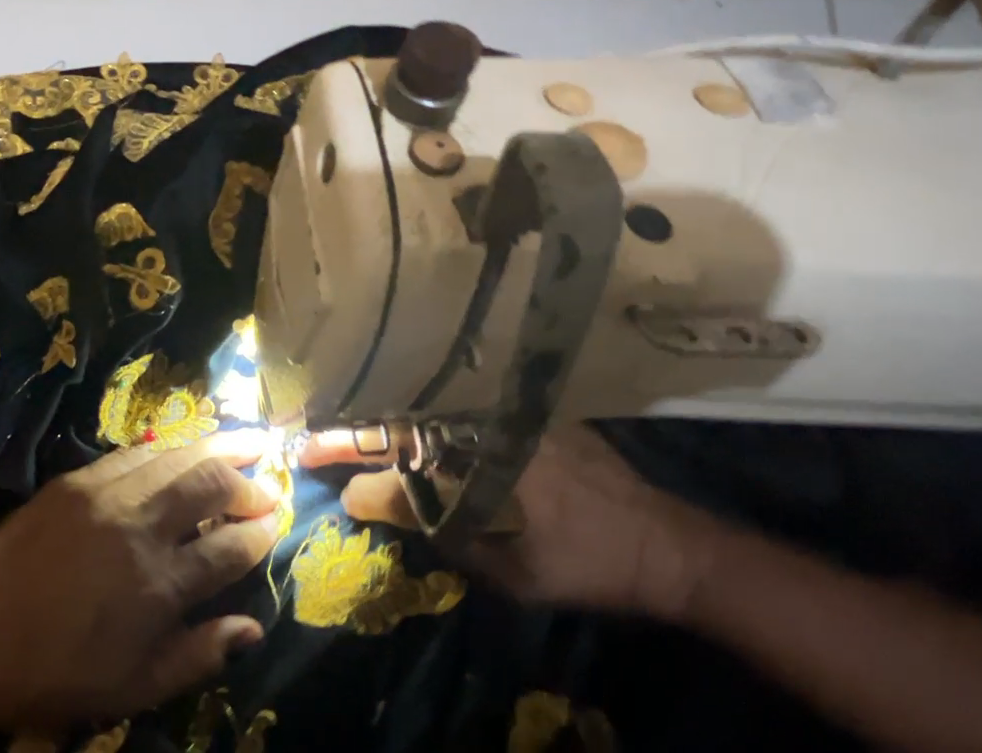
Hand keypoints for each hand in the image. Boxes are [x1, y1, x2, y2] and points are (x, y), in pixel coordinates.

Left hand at [0, 430, 281, 733]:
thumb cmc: (52, 674)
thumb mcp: (132, 688)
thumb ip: (199, 656)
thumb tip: (252, 628)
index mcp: (160, 583)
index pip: (232, 546)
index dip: (262, 532)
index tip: (278, 524)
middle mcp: (139, 525)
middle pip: (209, 481)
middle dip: (247, 480)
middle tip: (266, 485)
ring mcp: (104, 494)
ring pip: (174, 454)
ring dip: (215, 448)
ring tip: (244, 442)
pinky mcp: (74, 480)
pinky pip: (133, 452)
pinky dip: (166, 449)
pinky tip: (179, 451)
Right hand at [299, 425, 721, 616]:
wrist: (677, 551)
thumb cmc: (590, 565)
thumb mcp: (508, 564)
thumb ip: (434, 527)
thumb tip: (363, 499)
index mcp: (485, 450)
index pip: (397, 442)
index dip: (345, 446)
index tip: (304, 450)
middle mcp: (494, 420)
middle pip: (408, 419)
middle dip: (357, 434)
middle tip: (317, 446)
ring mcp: (516, 416)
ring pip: (434, 418)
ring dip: (392, 432)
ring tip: (354, 446)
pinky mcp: (535, 421)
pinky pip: (467, 421)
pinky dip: (431, 434)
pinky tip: (416, 448)